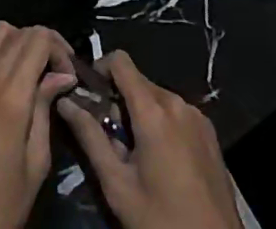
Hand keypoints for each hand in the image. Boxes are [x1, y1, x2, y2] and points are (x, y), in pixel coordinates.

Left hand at [0, 22, 77, 228]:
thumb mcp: (35, 163)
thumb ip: (46, 109)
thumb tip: (62, 76)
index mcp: (9, 95)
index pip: (39, 39)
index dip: (60, 49)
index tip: (70, 75)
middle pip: (20, 31)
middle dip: (45, 43)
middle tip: (59, 71)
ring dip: (22, 42)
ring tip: (37, 72)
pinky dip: (3, 54)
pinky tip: (14, 83)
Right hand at [56, 51, 242, 228]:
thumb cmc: (160, 218)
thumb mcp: (117, 184)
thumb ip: (90, 138)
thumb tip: (66, 102)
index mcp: (154, 111)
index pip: (121, 62)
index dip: (100, 69)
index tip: (88, 93)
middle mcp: (177, 102)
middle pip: (139, 81)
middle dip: (118, 100)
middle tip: (107, 136)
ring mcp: (197, 115)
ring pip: (157, 97)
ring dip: (139, 113)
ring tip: (132, 153)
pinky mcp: (209, 130)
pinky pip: (176, 112)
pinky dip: (161, 122)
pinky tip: (159, 158)